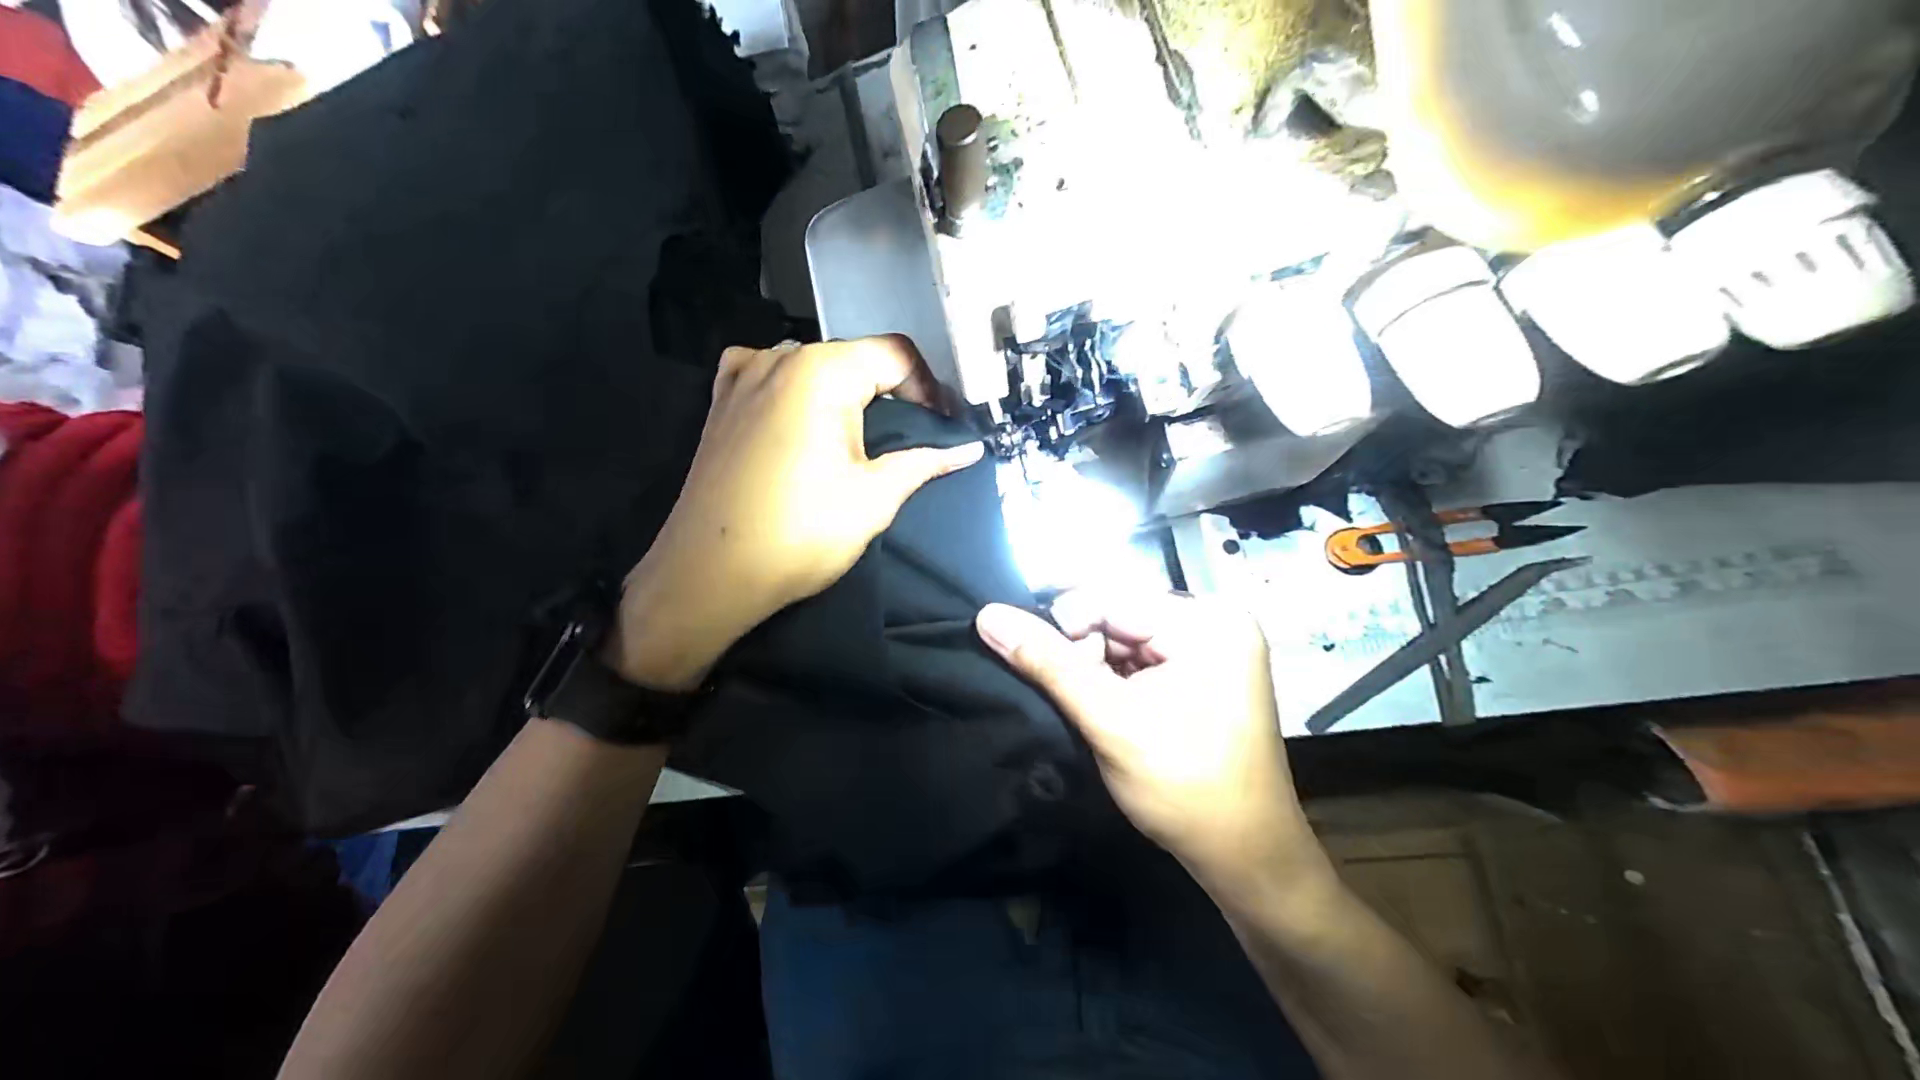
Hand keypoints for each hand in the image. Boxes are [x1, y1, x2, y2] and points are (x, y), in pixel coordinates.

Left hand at [607, 336, 982, 690]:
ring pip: (813, 366)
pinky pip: (768, 374)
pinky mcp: (721, 402)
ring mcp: (743, 377)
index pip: (896, 355)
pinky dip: (794, 388)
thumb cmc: (798, 535)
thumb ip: (924, 463)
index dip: (930, 388)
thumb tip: (970, 449)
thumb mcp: (874, 499)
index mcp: (821, 372)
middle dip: (890, 391)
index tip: (943, 427)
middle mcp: (779, 359)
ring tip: (858, 438)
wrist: (708, 574)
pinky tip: (799, 415)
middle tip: (909, 438)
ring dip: (844, 392)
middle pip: (854, 357)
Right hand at [974, 592, 1327, 889]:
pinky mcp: (1202, 673)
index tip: (1043, 673)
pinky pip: (1141, 659)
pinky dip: (1115, 681)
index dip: (1064, 629)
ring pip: (1123, 639)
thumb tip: (986, 616)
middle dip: (1084, 653)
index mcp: (1205, 620)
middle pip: (1117, 616)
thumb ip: (1046, 662)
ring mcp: (1211, 648)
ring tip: (1096, 712)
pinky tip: (1110, 710)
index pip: (1109, 598)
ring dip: (1096, 670)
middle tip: (1080, 703)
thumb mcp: (1108, 719)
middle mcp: (1213, 621)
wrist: (1245, 856)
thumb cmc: (1184, 787)